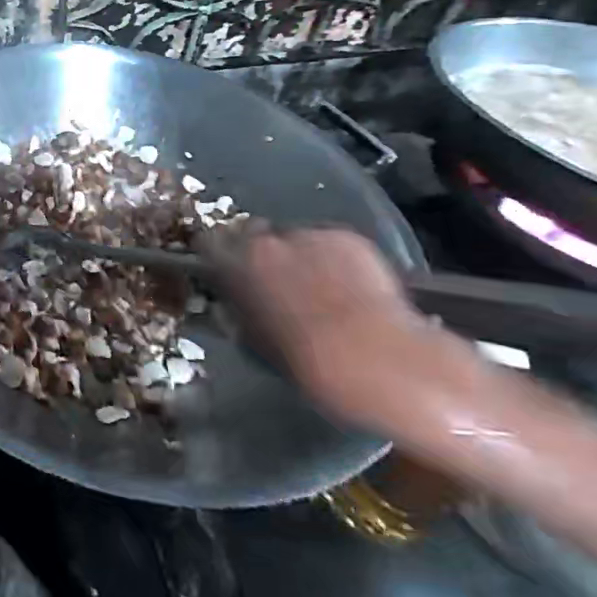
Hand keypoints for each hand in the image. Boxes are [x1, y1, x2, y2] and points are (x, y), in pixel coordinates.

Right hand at [200, 224, 476, 432]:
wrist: (387, 363)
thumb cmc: (310, 363)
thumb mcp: (256, 342)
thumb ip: (239, 312)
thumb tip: (232, 304)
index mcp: (234, 264)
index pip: (208, 242)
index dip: (216, 255)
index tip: (223, 269)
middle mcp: (266, 240)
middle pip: (252, 234)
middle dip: (259, 252)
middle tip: (274, 280)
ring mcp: (309, 234)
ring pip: (293, 238)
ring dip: (299, 255)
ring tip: (318, 284)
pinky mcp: (349, 238)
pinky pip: (330, 243)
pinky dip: (333, 257)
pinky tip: (349, 285)